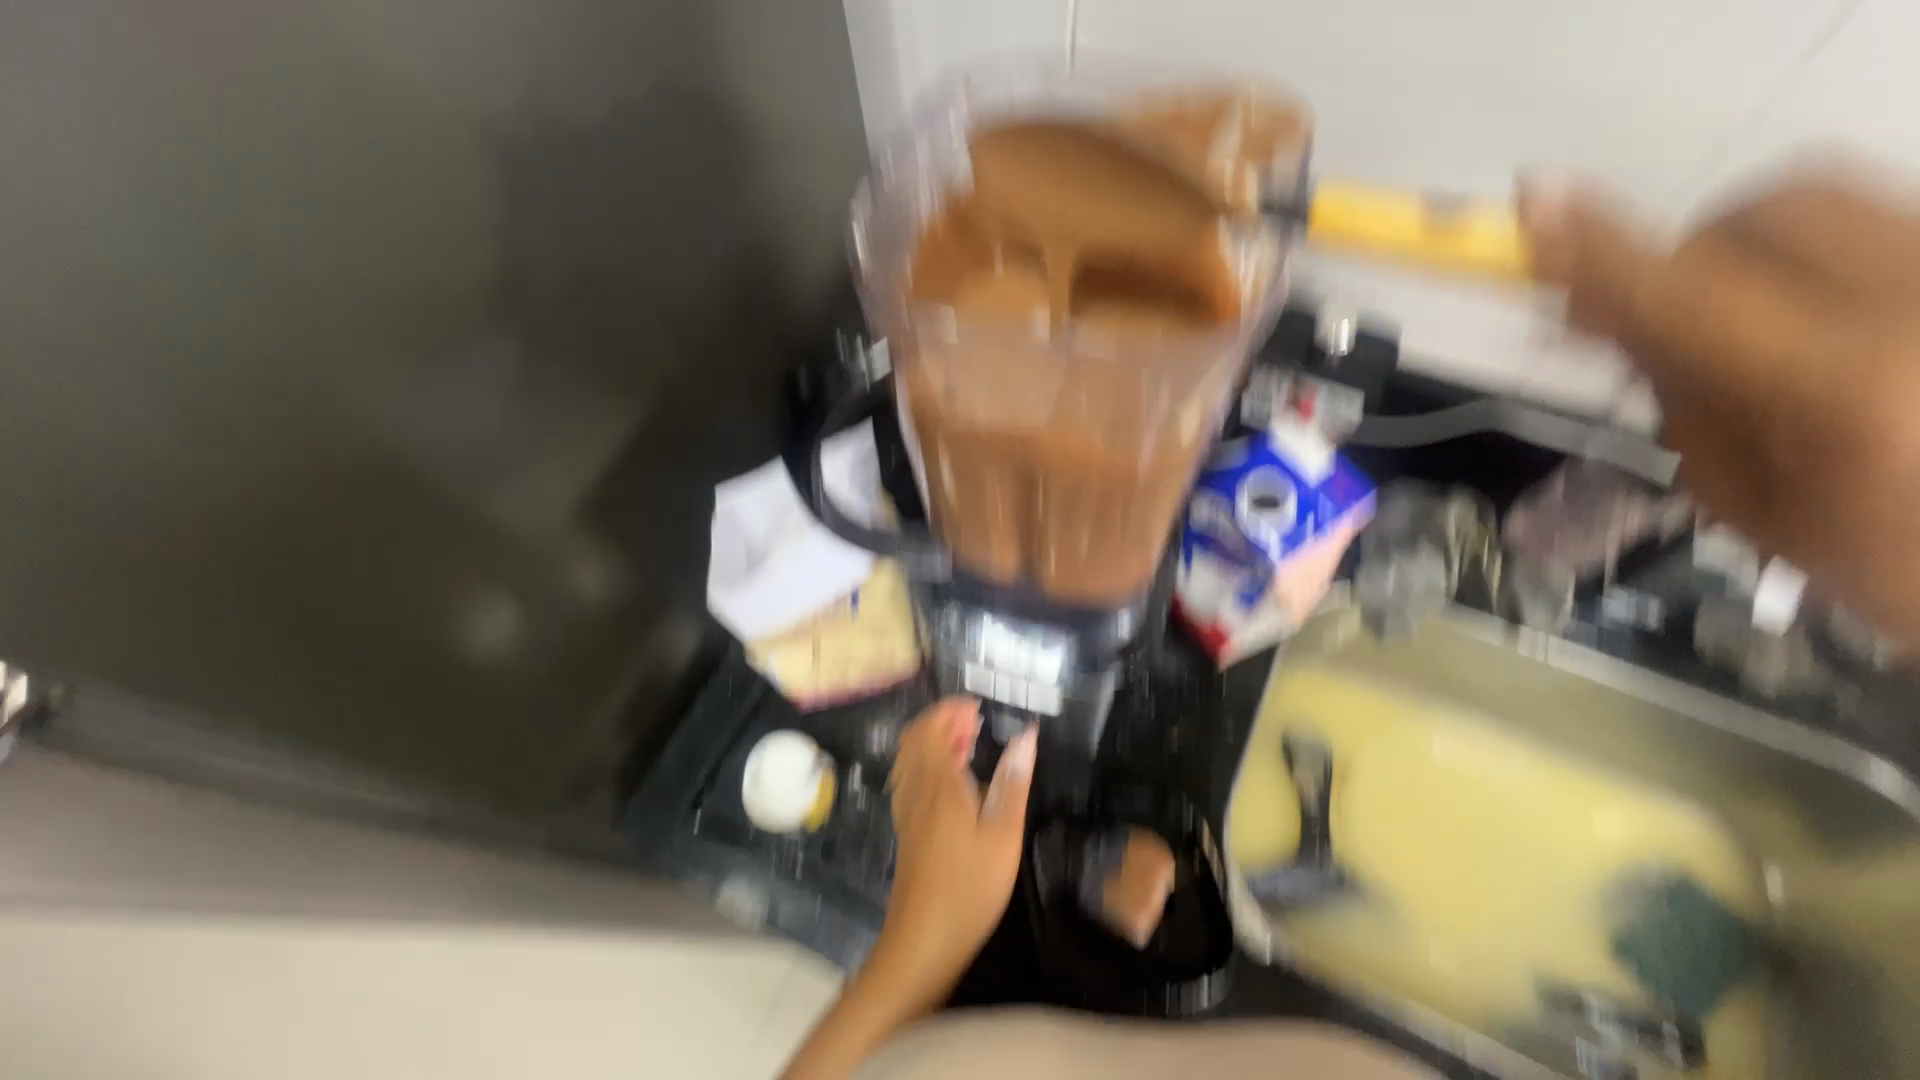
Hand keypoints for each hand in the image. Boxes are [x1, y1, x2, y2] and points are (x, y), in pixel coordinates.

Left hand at [873, 697, 1035, 1007]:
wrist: (923, 940)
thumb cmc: (970, 886)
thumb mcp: (1004, 835)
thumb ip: (1013, 782)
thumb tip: (1027, 735)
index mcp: (938, 784)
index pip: (932, 729)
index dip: (951, 711)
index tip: (978, 708)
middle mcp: (916, 790)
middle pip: (915, 738)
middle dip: (942, 722)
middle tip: (976, 724)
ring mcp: (907, 811)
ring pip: (910, 759)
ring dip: (934, 742)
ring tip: (968, 746)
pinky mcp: (907, 830)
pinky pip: (911, 780)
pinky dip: (928, 766)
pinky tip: (954, 784)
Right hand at [1523, 167, 1919, 643]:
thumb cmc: (1885, 562)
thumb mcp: (1747, 497)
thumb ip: (1677, 395)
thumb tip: (1613, 313)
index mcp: (1847, 390)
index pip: (1686, 296)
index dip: (1601, 249)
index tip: (1534, 199)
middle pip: (1774, 209)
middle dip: (1692, 251)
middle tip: (1662, 319)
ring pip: (1831, 203)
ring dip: (1751, 256)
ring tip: (1754, 334)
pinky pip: (1875, 227)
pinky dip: (1811, 267)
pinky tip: (1819, 332)